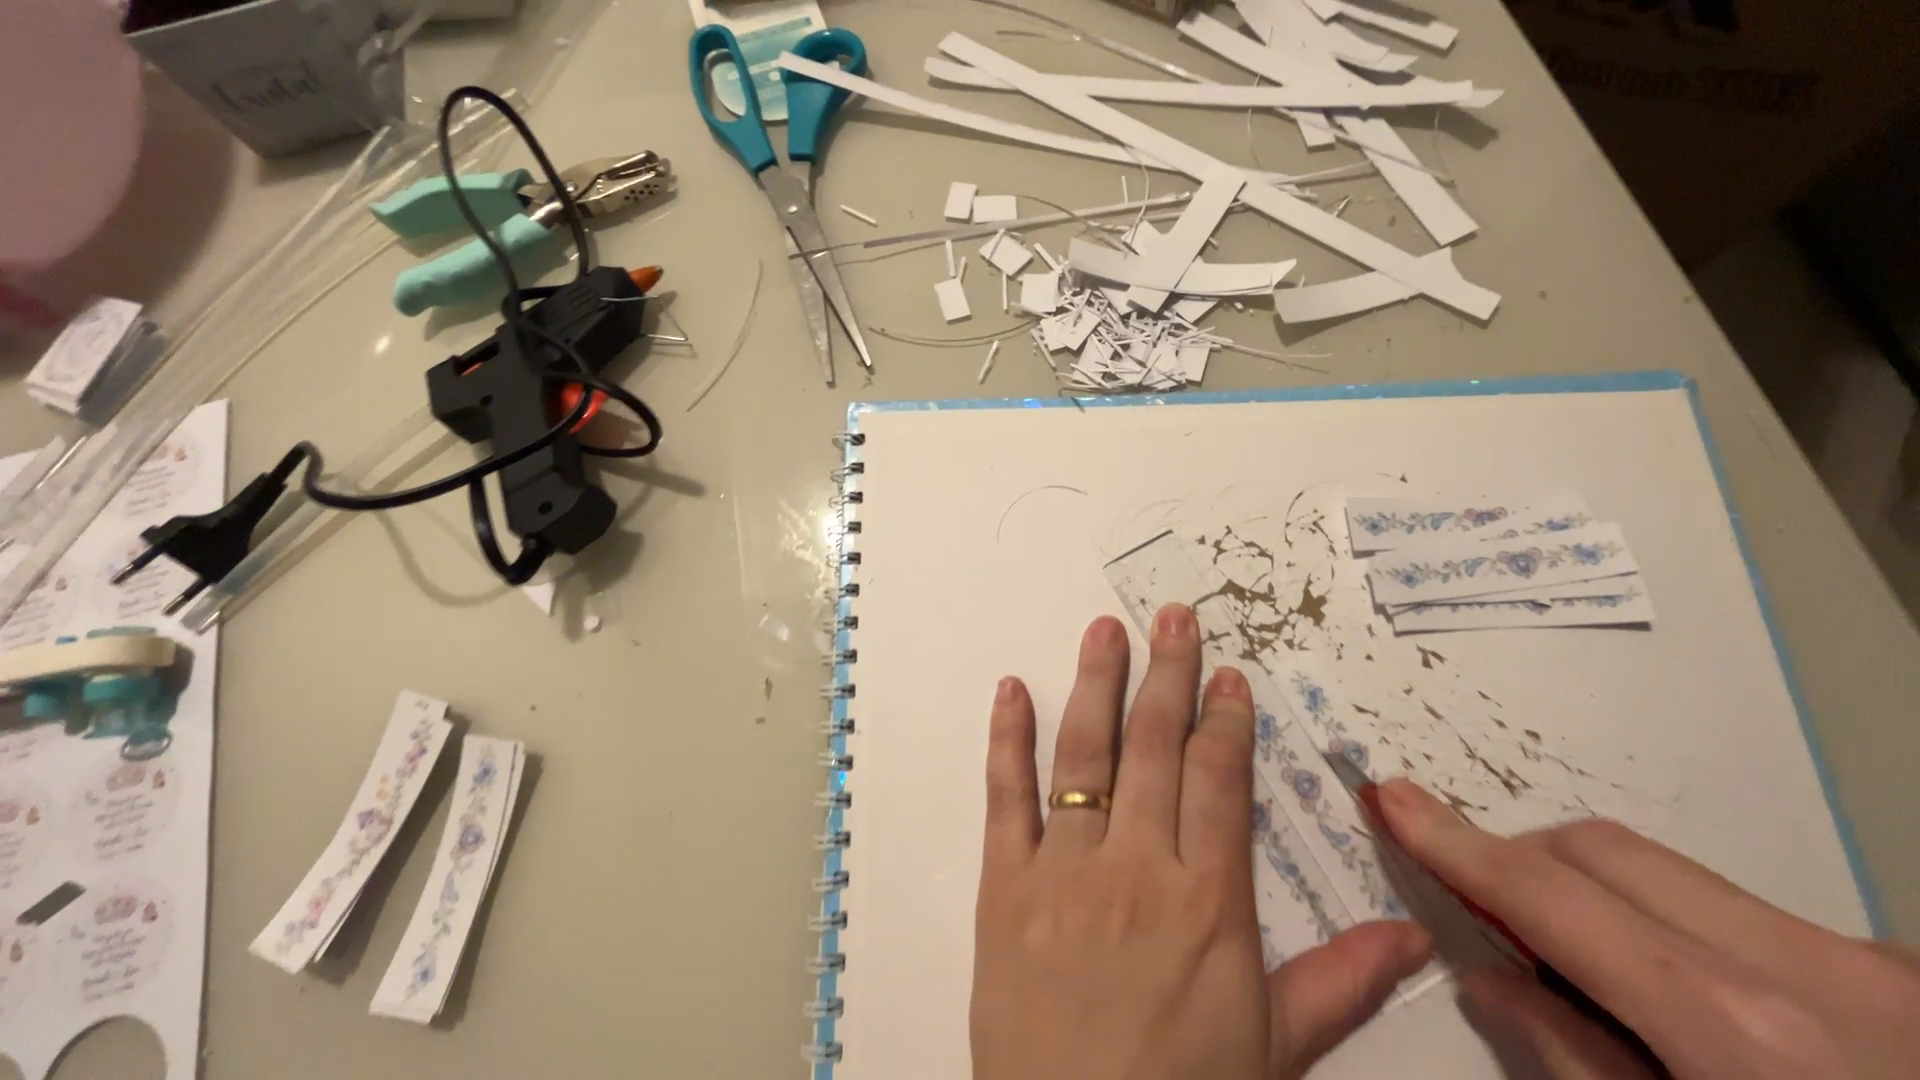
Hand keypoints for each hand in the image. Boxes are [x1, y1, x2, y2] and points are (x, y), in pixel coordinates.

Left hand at [971, 606, 1431, 1079]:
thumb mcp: (1274, 1047)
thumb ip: (1341, 981)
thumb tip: (1417, 935)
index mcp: (1207, 899)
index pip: (1220, 781)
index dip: (1225, 720)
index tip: (1227, 674)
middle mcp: (1135, 865)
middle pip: (1157, 747)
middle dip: (1168, 674)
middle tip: (1174, 616)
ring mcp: (1063, 868)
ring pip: (1084, 754)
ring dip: (1095, 684)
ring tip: (1105, 630)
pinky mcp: (1003, 884)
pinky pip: (1004, 796)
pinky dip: (1007, 738)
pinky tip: (1011, 689)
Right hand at [1376, 778, 1919, 1078]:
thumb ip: (1574, 1061)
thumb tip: (1489, 980)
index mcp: (1739, 1029)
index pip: (1548, 894)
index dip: (1456, 843)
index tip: (1392, 798)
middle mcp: (1808, 966)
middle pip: (1604, 849)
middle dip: (1524, 859)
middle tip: (1491, 909)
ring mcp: (1874, 959)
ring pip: (1677, 873)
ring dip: (1607, 896)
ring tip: (1610, 974)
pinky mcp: (1909, 966)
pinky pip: (1754, 913)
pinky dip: (1693, 932)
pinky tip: (1731, 1011)